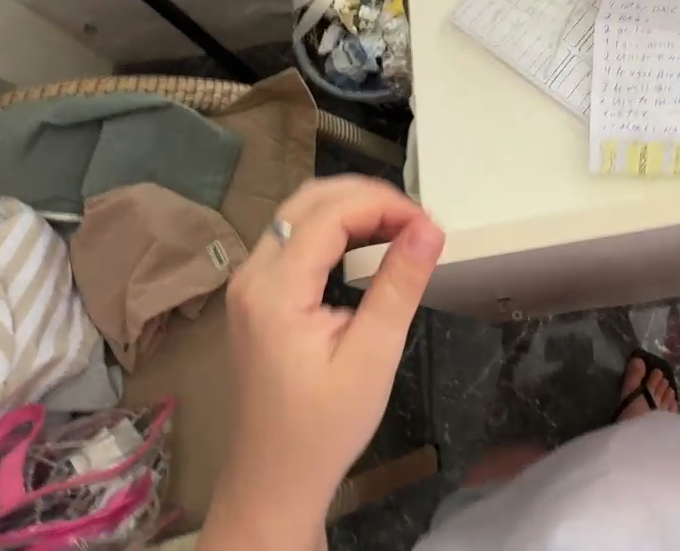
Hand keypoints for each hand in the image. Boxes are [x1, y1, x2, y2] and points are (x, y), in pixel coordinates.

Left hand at [215, 176, 444, 546]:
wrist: (273, 482)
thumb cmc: (324, 428)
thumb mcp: (373, 358)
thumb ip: (399, 286)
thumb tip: (430, 228)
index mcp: (274, 290)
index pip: (330, 214)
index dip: (384, 205)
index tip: (428, 223)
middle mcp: (252, 274)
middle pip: (310, 200)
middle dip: (369, 197)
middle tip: (417, 221)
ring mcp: (249, 281)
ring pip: (301, 212)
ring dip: (353, 207)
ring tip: (402, 227)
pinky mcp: (257, 292)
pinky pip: (296, 236)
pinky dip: (337, 226)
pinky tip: (370, 241)